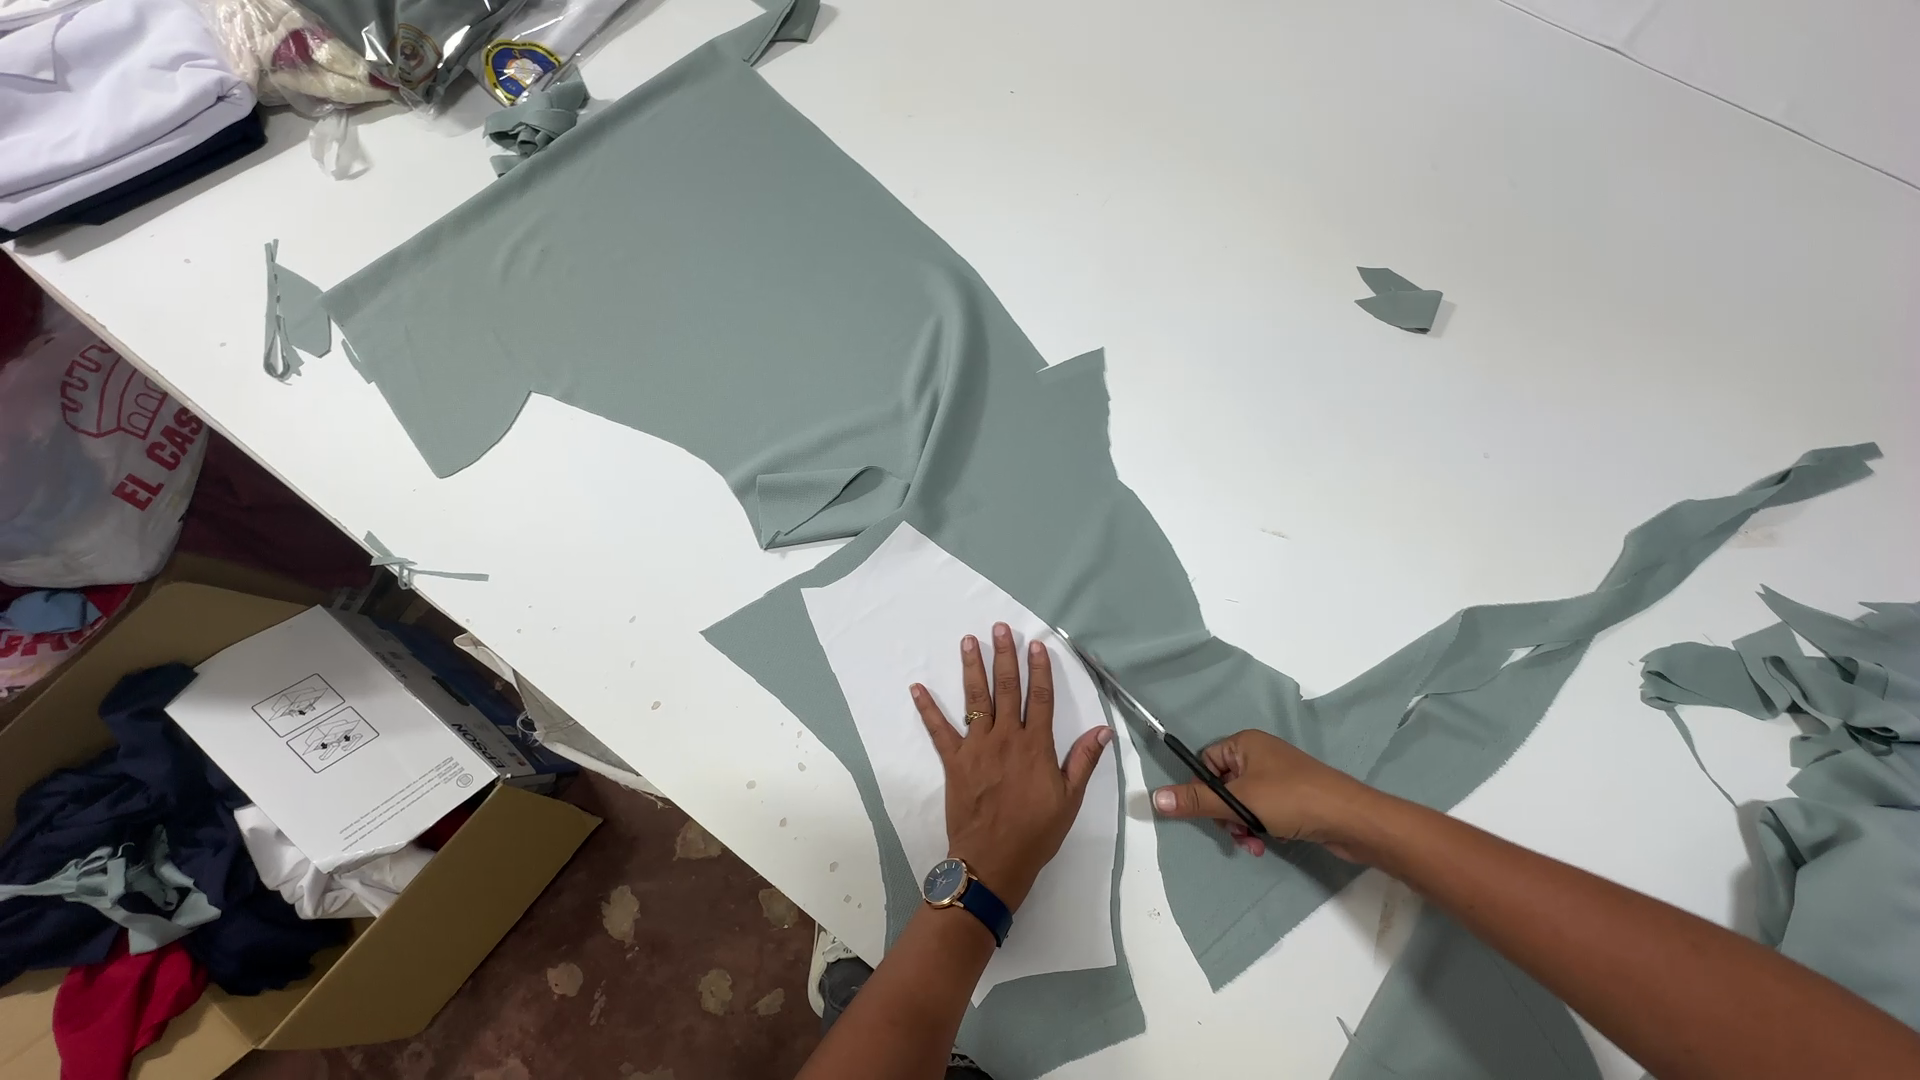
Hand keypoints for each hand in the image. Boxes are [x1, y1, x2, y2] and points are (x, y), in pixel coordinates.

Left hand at [911, 622, 1112, 911]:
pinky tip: (916, 687)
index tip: (1036, 645)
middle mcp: (1006, 737)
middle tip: (1000, 627)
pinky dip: (927, 708)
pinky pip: (939, 729)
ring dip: (972, 667)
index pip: (1040, 698)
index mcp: (1035, 745)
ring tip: (968, 641)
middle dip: (1004, 655)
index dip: (1039, 669)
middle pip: (1007, 688)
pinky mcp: (954, 760)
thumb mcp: (1069, 799)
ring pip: (975, 698)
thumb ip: (1083, 761)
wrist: (994, 860)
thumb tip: (1102, 729)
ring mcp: (977, 746)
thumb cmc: (1036, 832)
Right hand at [1150, 729, 1381, 860]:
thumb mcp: (1239, 801)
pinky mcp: (1293, 798)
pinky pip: (1263, 811)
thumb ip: (1196, 801)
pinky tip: (1267, 844)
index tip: (1209, 813)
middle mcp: (1260, 754)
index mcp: (1244, 743)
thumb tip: (1154, 799)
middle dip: (1224, 815)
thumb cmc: (1292, 800)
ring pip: (1242, 802)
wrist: (1352, 820)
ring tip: (1253, 844)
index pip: (1205, 762)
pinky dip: (1260, 827)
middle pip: (1222, 785)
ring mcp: (1278, 776)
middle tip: (1236, 833)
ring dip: (1242, 826)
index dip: (1202, 789)